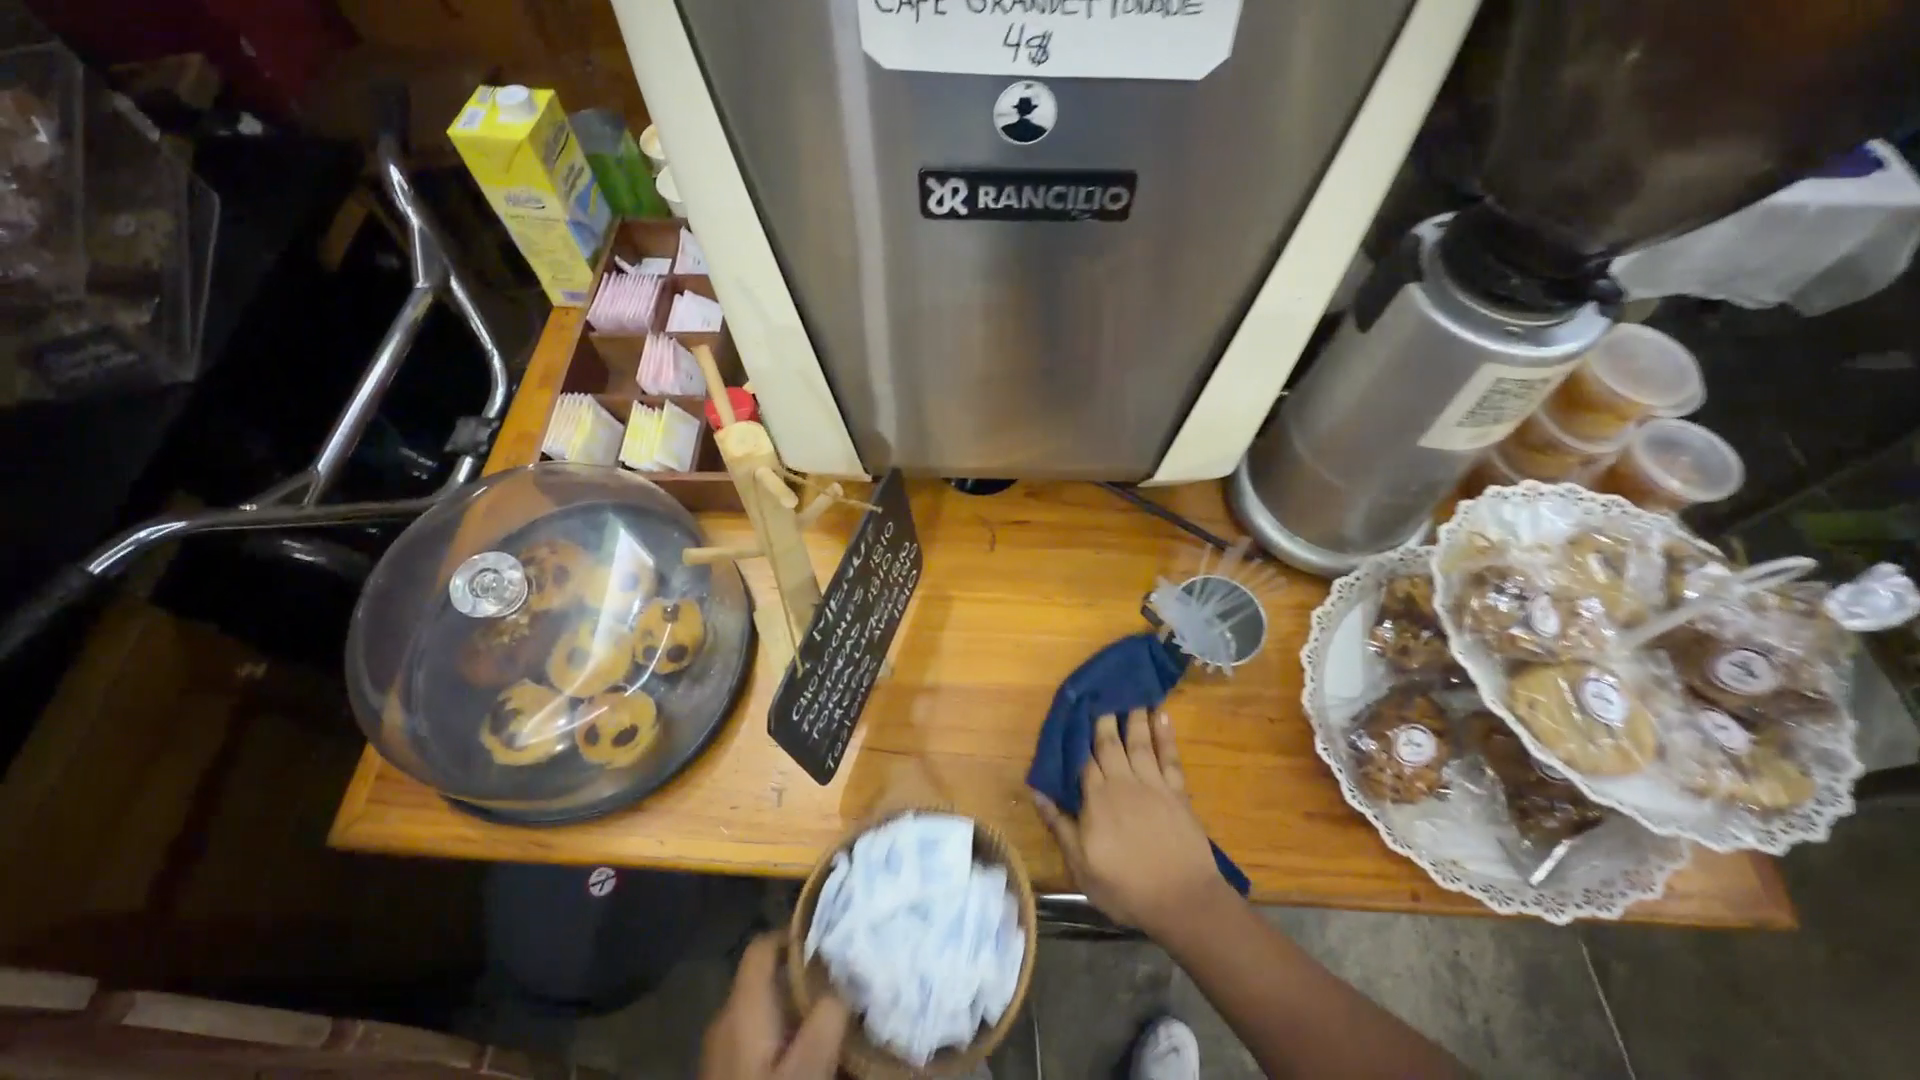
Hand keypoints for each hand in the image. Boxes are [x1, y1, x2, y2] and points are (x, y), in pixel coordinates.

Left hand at [699, 934, 848, 1079]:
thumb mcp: (809, 1068)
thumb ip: (828, 1017)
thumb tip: (842, 983)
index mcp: (743, 1008)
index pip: (763, 946)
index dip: (796, 936)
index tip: (834, 943)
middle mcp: (726, 1018)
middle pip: (767, 978)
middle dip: (806, 978)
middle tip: (846, 985)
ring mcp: (722, 1048)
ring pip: (765, 1009)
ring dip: (798, 1010)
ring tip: (836, 1020)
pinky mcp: (727, 1071)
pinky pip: (758, 1036)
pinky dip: (785, 1034)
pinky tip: (810, 1054)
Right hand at [1033, 709, 1230, 937]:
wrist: (1182, 900)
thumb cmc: (1125, 888)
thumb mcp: (1081, 865)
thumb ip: (1060, 825)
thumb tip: (1037, 792)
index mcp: (1096, 800)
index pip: (1082, 760)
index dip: (1077, 737)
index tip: (1073, 713)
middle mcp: (1123, 784)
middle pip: (1110, 744)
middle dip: (1104, 719)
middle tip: (1101, 694)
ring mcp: (1154, 786)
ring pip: (1140, 743)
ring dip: (1134, 718)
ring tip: (1132, 695)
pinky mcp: (1178, 793)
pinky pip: (1170, 757)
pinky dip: (1166, 735)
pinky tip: (1163, 717)